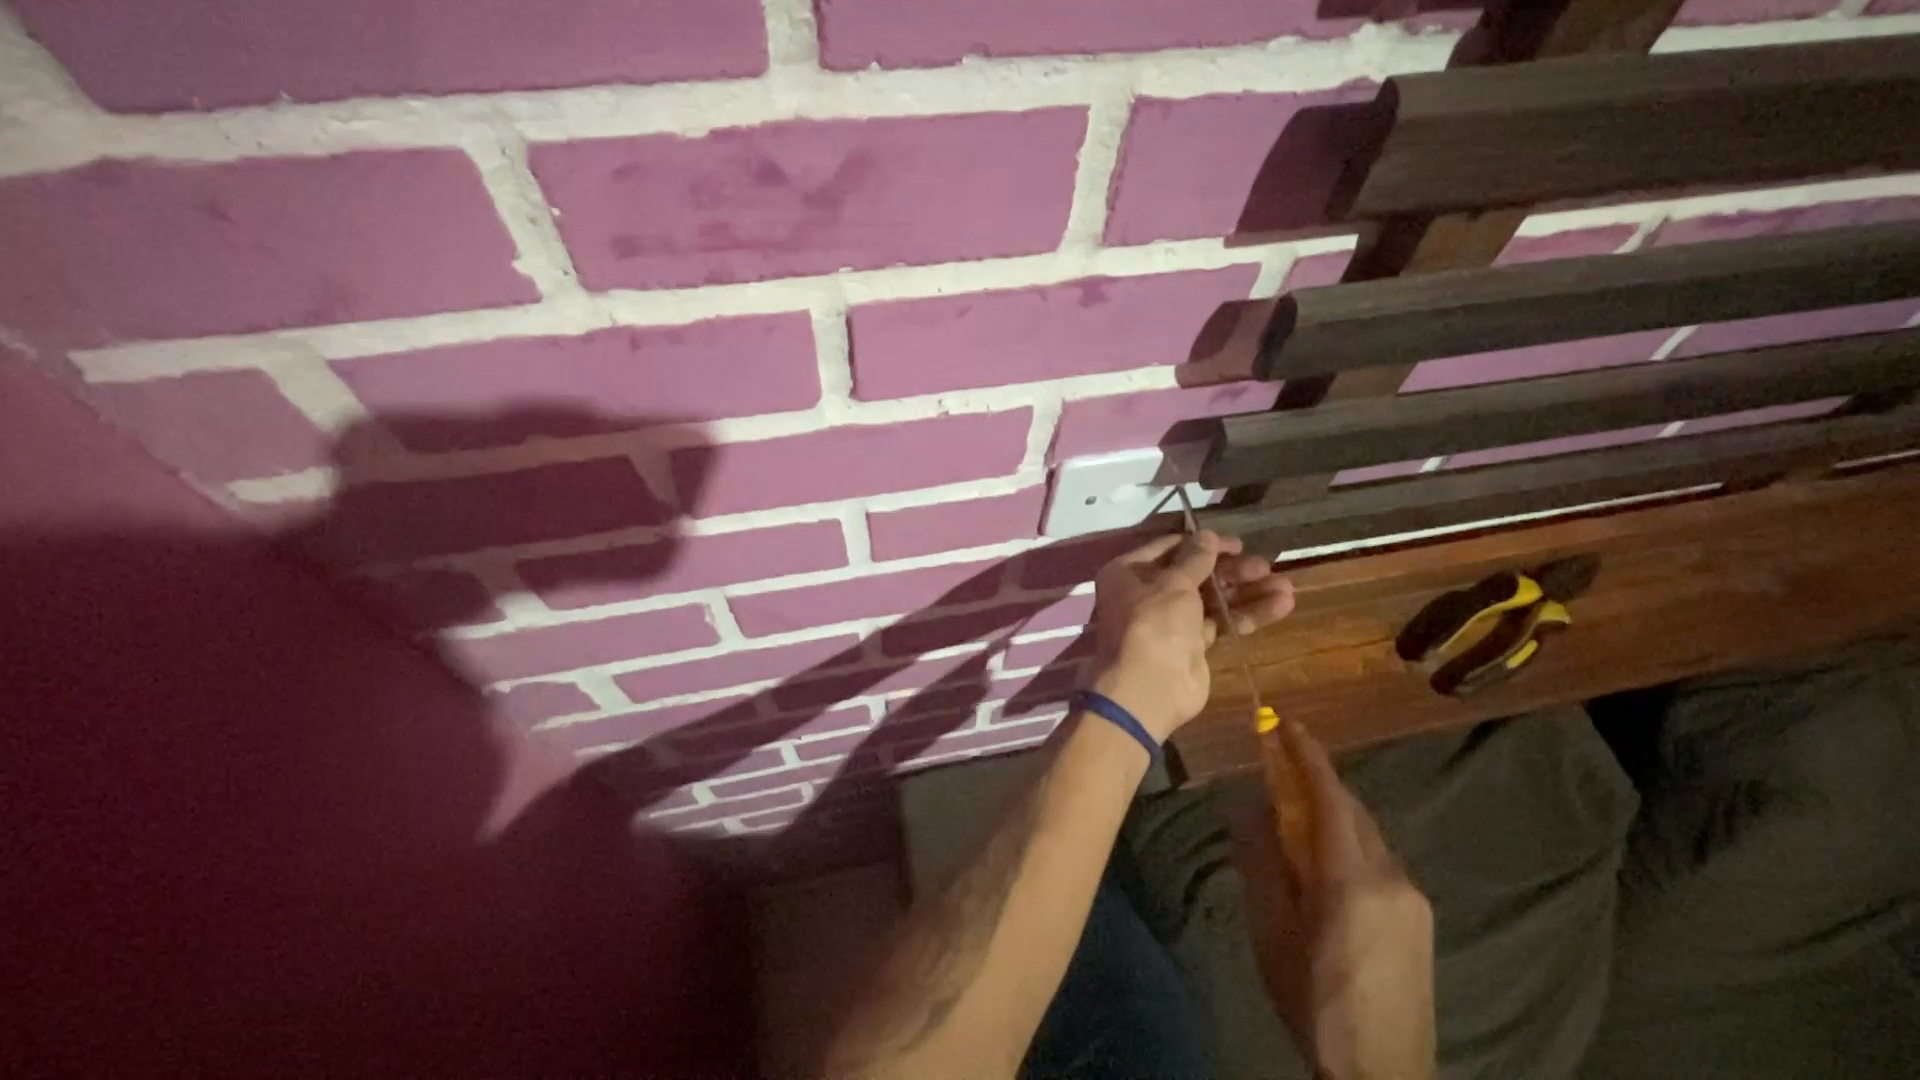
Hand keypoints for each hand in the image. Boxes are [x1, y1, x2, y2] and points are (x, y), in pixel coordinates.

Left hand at [1086, 529, 1294, 741]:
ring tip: (1285, 586)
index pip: (1171, 548)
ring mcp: (1170, 621)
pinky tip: (1281, 605)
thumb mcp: (1173, 584)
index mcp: (1129, 572)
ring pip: (1212, 599)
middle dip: (1232, 571)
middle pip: (1195, 574)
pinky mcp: (1192, 645)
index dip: (1204, 544)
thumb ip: (1194, 559)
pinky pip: (1220, 623)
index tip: (1237, 544)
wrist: (1149, 690)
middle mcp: (1147, 594)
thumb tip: (1207, 535)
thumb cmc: (1154, 624)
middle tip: (1264, 566)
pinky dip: (1247, 615)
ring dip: (1247, 592)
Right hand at [1234, 718, 1435, 1079]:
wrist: (1382, 1074)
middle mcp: (1391, 877)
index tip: (1284, 723)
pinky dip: (1348, 844)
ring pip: (1368, 837)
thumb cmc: (1312, 1003)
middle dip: (1318, 781)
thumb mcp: (1272, 935)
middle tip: (1280, 766)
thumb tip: (1247, 809)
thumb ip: (1261, 865)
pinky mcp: (1420, 920)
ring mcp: (1413, 899)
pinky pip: (1379, 862)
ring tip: (1295, 817)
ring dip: (1332, 815)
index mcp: (1350, 880)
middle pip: (1352, 811)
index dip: (1307, 756)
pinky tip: (1324, 866)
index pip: (1330, 798)